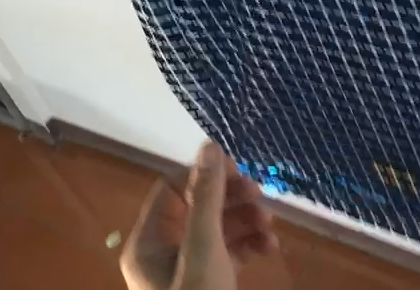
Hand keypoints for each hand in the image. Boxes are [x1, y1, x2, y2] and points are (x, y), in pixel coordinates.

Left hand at [121, 142, 278, 289]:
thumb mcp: (204, 248)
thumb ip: (206, 196)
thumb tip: (208, 143)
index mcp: (149, 241)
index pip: (174, 187)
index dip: (207, 175)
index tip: (240, 174)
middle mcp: (163, 252)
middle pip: (199, 205)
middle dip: (233, 200)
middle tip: (261, 199)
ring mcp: (185, 270)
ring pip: (217, 227)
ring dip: (247, 221)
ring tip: (270, 229)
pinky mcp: (208, 283)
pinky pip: (227, 251)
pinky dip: (249, 245)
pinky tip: (270, 248)